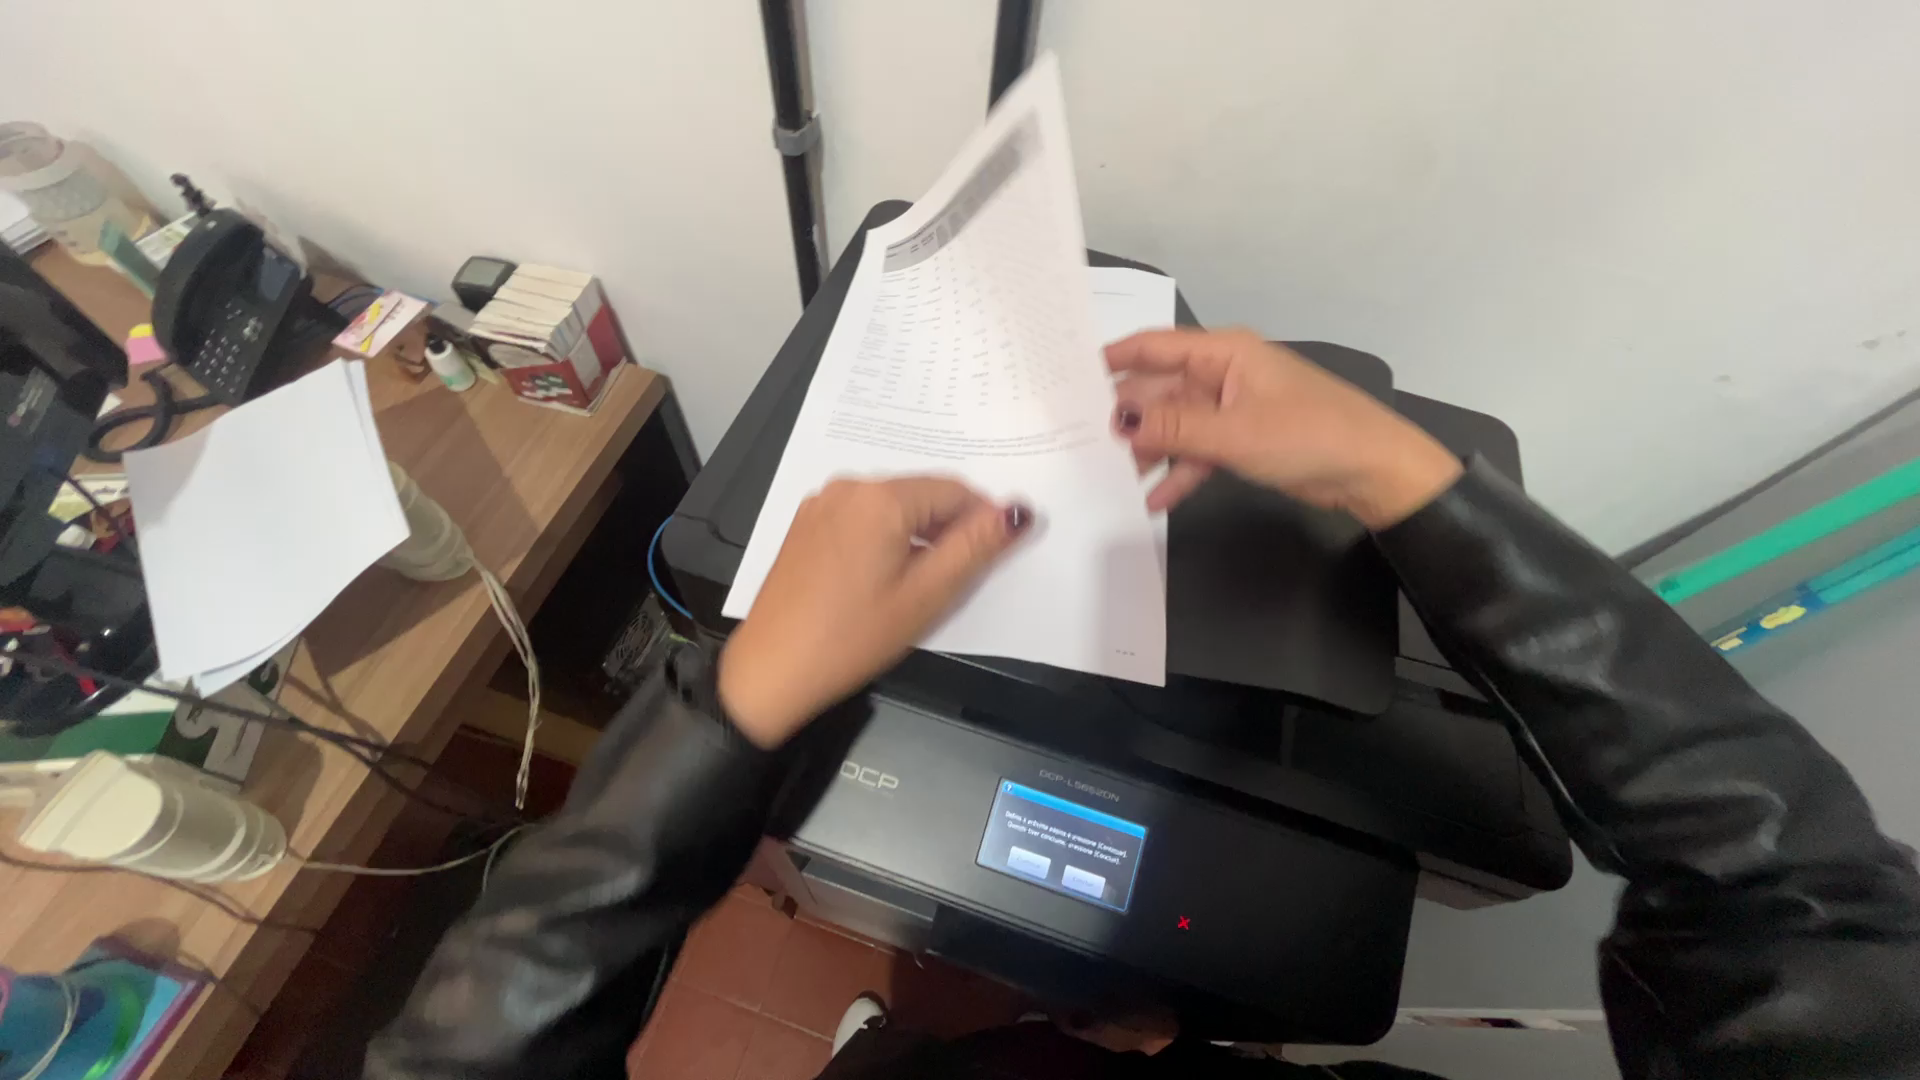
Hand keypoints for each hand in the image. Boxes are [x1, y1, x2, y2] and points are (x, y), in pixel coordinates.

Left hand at [718, 477, 1031, 746]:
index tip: (995, 553)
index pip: (955, 490)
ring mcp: (821, 504)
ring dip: (917, 532)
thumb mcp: (926, 595)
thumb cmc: (852, 637)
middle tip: (956, 575)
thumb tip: (1016, 512)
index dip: (984, 518)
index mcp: (880, 498)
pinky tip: (882, 576)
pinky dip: (884, 536)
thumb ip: (976, 547)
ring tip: (919, 581)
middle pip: (921, 494)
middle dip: (948, 526)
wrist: (772, 669)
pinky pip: (861, 517)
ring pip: (891, 506)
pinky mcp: (806, 524)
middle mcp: (848, 487)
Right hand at [1108, 329, 1462, 526]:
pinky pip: (1197, 453)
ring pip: (1175, 426)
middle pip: (1160, 391)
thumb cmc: (1309, 435)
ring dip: (1150, 451)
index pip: (1156, 346)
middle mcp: (1221, 376)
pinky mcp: (1240, 441)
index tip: (1073, 378)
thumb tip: (1118, 421)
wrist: (1372, 472)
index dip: (1114, 358)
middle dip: (1128, 416)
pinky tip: (1155, 500)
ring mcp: (1230, 410)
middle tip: (1086, 441)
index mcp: (1223, 354)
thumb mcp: (1234, 432)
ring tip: (1114, 477)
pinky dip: (1178, 473)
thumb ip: (1172, 428)